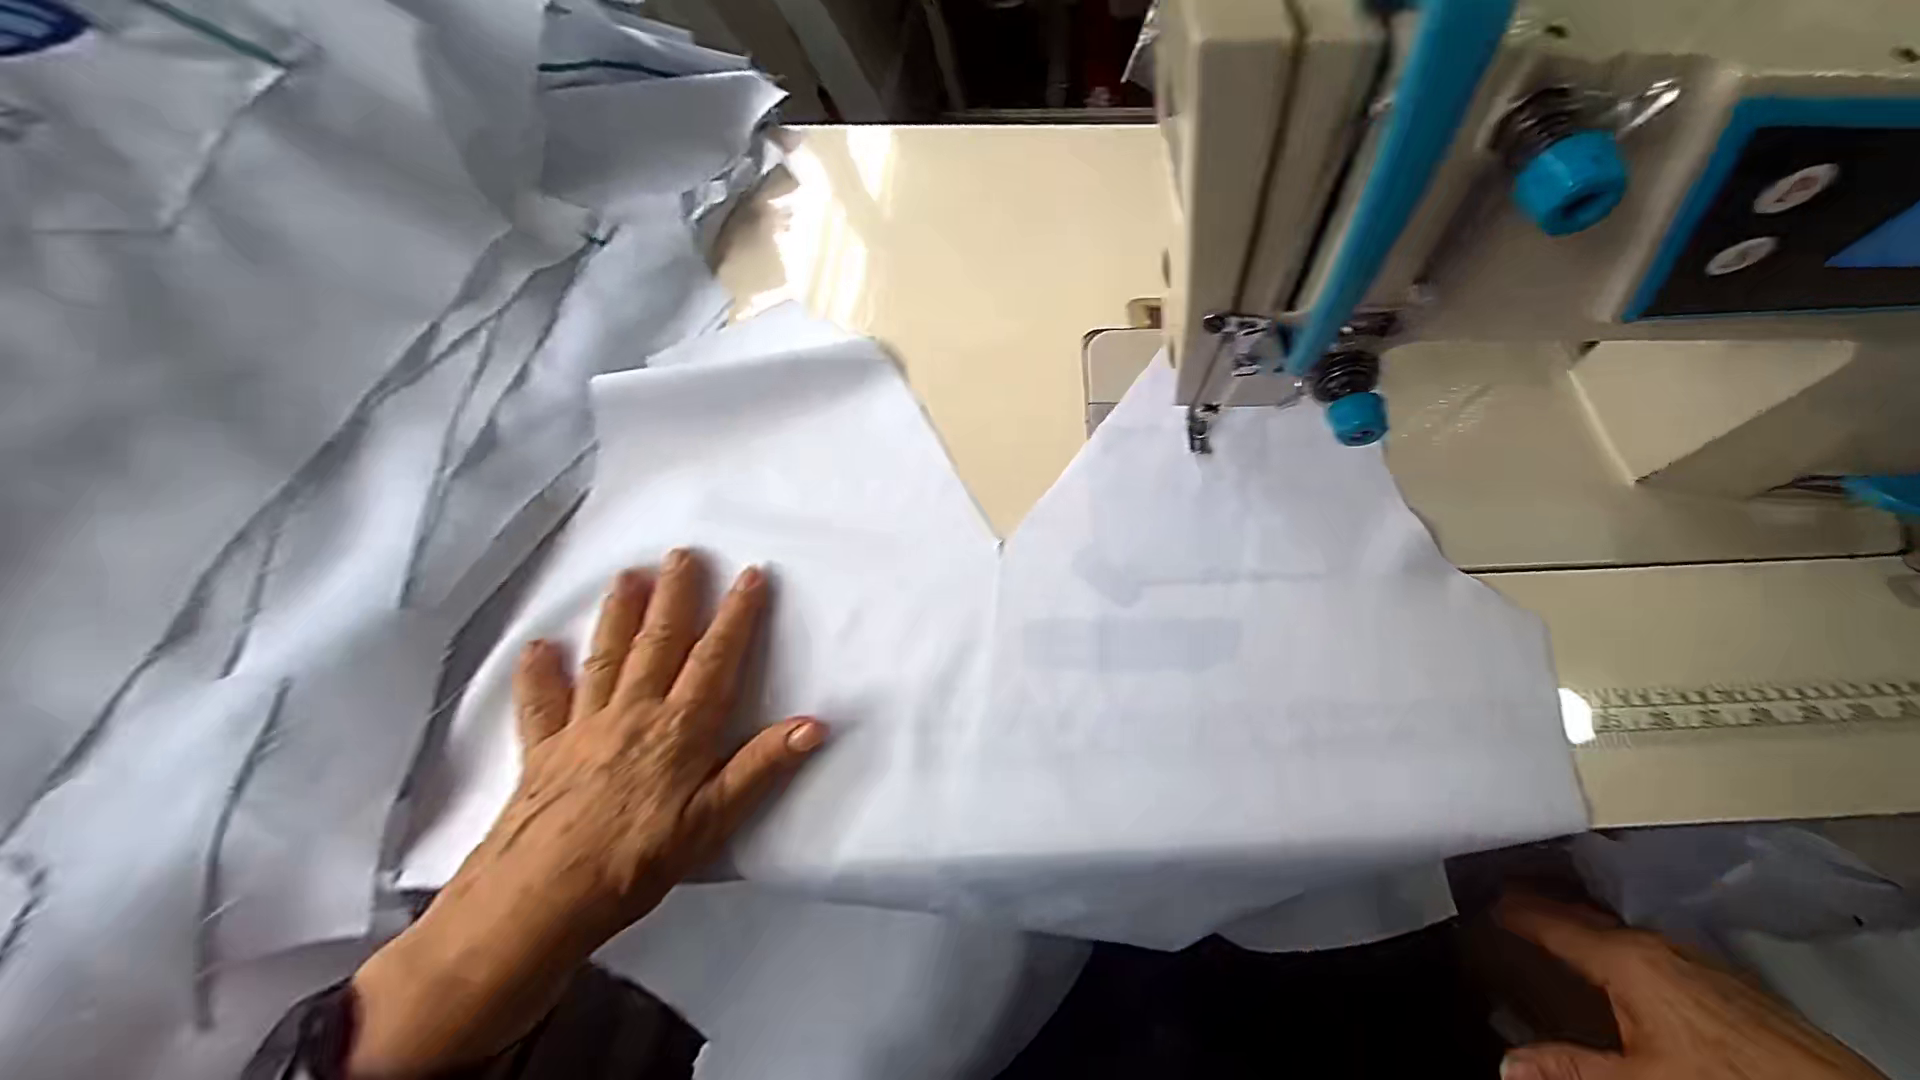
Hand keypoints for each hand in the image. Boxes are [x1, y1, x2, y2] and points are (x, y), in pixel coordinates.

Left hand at [348, 550, 827, 1077]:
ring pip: (606, 657)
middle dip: (675, 595)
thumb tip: (814, 724)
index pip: (715, 658)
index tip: (749, 575)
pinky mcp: (543, 751)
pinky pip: (541, 704)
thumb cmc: (635, 863)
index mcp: (678, 728)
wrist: (535, 905)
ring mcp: (583, 728)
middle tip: (682, 553)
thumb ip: (761, 767)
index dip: (736, 615)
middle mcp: (633, 713)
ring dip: (618, 614)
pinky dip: (538, 675)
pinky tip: (537, 648)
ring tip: (627, 576)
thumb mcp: (712, 822)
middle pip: (659, 642)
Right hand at [1496, 893, 1884, 1079]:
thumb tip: (1511, 1066)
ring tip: (1565, 942)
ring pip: (1626, 935)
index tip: (1486, 903)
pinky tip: (1632, 981)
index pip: (1549, 920)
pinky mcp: (1737, 987)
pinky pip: (1661, 953)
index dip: (1512, 910)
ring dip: (1590, 934)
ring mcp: (1705, 966)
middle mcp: (1662, 950)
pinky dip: (1628, 954)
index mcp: (1627, 960)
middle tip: (1515, 912)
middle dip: (1548, 913)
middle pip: (1586, 917)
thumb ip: (1571, 1069)